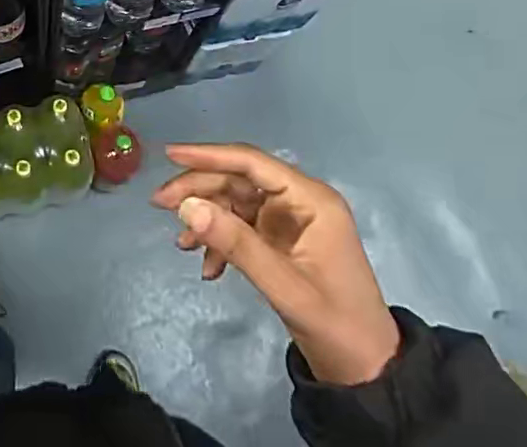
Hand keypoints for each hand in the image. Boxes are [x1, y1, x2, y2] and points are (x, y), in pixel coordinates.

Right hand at [152, 143, 399, 385]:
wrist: (367, 373)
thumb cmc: (336, 325)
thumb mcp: (284, 286)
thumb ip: (236, 244)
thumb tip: (186, 207)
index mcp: (310, 200)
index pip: (251, 163)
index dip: (209, 155)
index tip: (170, 155)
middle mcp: (298, 201)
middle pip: (236, 181)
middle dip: (197, 191)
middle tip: (159, 204)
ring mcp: (287, 220)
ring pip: (232, 202)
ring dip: (204, 219)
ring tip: (181, 244)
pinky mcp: (278, 240)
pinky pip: (238, 227)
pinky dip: (218, 241)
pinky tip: (207, 266)